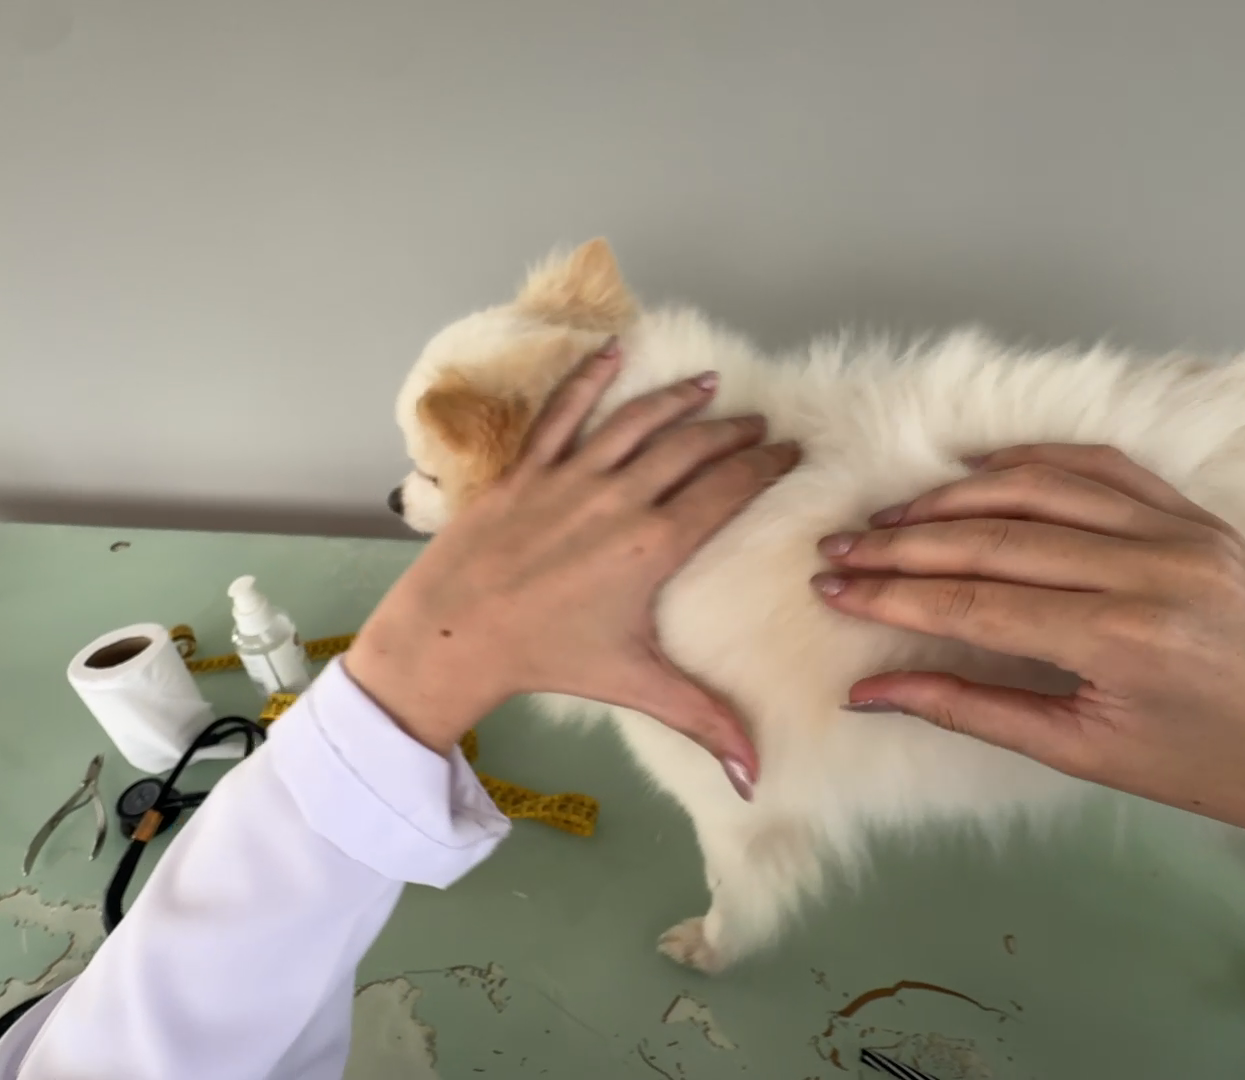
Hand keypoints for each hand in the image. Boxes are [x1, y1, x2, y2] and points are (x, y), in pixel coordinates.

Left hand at [347, 346, 799, 797]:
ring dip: (679, 399)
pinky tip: (613, 351)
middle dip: (733, 431)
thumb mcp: (633, 683)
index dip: (764, 465)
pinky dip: (589, 378)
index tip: (789, 451)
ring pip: (638, 422)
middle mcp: (619, 498)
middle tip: (758, 424)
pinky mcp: (526, 468)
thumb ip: (701, 720)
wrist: (456, 632)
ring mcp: (569, 476)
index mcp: (654, 544)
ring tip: (709, 385)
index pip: (728, 490)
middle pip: (693, 448)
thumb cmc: (546, 657)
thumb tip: (756, 782)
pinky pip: (562, 412)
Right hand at [809, 444, 1244, 859]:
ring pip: (1035, 490)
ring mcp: (1182, 530)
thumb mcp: (1083, 753)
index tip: (829, 588)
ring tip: (887, 518)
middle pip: (990, 539)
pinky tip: (974, 475)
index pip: (969, 603)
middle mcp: (1151, 569)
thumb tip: (866, 693)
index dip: (888, 597)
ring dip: (947, 500)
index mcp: (1123, 640)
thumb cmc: (1222, 771)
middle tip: (835, 549)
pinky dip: (1025, 464)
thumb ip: (965, 708)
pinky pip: (1098, 466)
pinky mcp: (1199, 514)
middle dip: (898, 545)